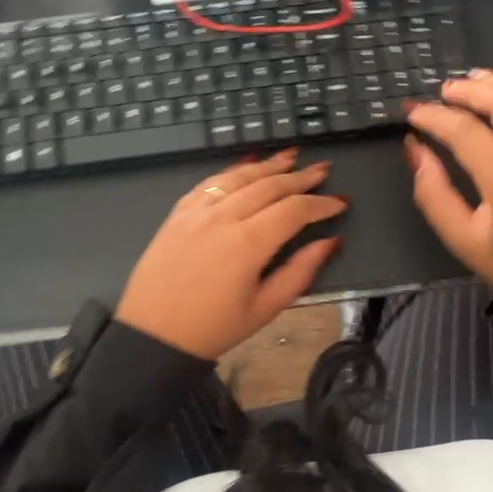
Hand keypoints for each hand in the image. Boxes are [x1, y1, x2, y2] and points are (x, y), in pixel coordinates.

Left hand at [115, 149, 344, 359]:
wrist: (153, 334)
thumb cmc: (213, 329)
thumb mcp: (265, 309)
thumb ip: (300, 272)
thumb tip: (330, 242)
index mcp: (248, 244)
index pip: (294, 210)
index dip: (321, 203)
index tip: (340, 202)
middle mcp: (223, 217)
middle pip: (269, 185)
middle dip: (300, 177)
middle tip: (322, 170)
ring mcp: (197, 211)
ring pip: (239, 176)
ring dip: (268, 165)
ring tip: (291, 157)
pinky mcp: (178, 213)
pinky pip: (210, 182)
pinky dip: (233, 171)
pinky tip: (246, 167)